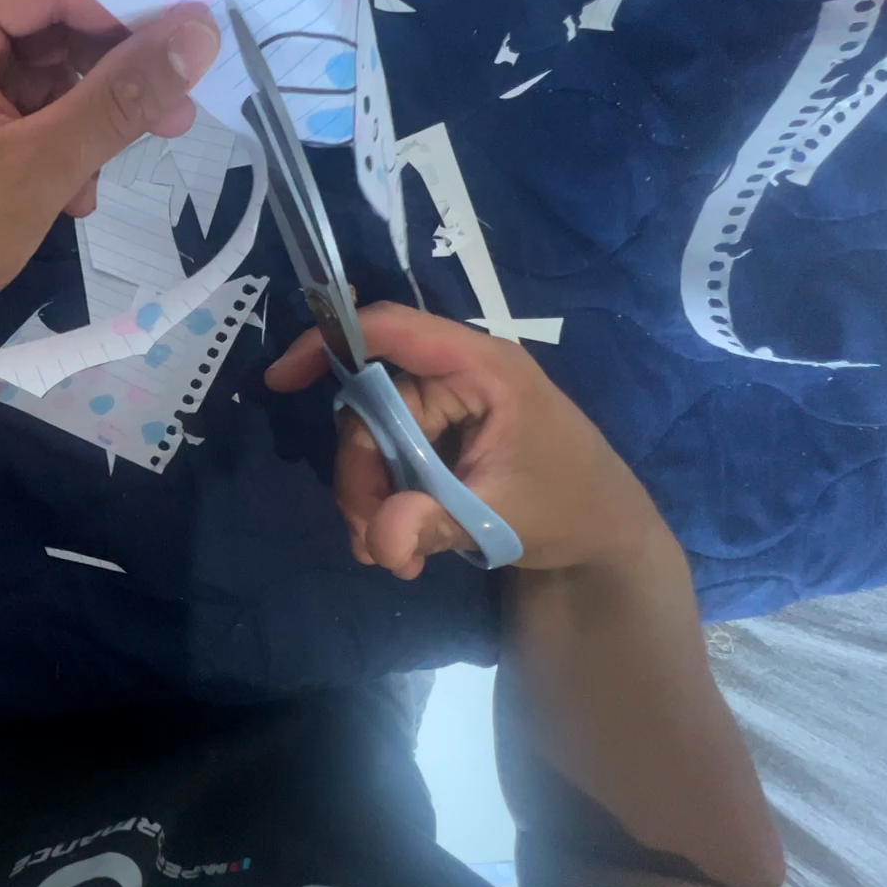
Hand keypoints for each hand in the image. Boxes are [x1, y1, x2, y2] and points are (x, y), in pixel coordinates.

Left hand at [0, 0, 221, 331]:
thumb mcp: (43, 165)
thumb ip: (122, 97)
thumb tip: (201, 35)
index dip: (129, 7)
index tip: (193, 43)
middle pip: (52, 22)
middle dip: (112, 75)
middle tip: (175, 114)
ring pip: (46, 68)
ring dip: (87, 121)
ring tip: (101, 177)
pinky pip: (24, 102)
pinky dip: (56, 139)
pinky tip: (70, 191)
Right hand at [265, 303, 672, 578]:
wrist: (606, 542)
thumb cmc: (573, 511)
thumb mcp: (505, 519)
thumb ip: (437, 522)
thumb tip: (377, 539)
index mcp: (480, 367)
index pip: (391, 330)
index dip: (327, 343)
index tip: (281, 380)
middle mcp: (452, 376)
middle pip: (367, 406)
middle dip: (358, 475)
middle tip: (368, 536)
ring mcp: (439, 405)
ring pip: (366, 438)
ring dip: (366, 498)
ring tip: (388, 555)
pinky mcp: (432, 432)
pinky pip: (381, 455)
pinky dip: (378, 500)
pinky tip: (391, 542)